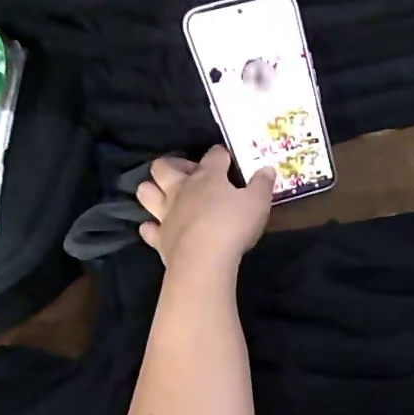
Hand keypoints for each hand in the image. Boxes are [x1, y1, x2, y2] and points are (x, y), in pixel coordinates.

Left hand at [135, 147, 274, 271]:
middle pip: (164, 166)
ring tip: (167, 195)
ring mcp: (166, 213)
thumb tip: (267, 169)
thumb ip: (262, 184)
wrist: (204, 259)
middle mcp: (181, 189)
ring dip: (153, 190)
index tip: (228, 159)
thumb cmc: (233, 225)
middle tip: (189, 174)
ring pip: (146, 192)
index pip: (213, 156)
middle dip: (173, 165)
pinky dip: (152, 227)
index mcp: (207, 177)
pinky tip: (159, 228)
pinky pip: (148, 228)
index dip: (221, 155)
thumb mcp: (258, 202)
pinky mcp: (159, 238)